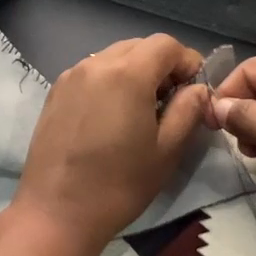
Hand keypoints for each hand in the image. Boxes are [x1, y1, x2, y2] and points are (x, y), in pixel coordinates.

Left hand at [13, 35, 210, 245]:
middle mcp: (97, 63)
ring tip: (141, 110)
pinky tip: (111, 116)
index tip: (194, 90)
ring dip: (135, 71)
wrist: (57, 211)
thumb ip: (188, 111)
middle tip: (171, 102)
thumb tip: (199, 89)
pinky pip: (92, 71)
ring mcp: (72, 75)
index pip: (166, 44)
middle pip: (138, 46)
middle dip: (161, 65)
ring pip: (114, 56)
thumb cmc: (119, 184)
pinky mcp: (56, 90)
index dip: (187, 61)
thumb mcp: (166, 151)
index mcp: (127, 73)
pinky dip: (110, 80)